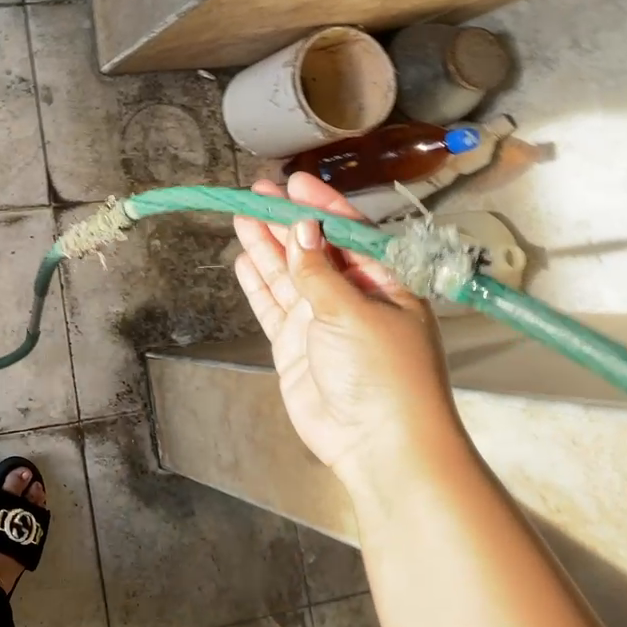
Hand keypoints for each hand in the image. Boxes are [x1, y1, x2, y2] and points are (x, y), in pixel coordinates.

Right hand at [231, 173, 463, 484]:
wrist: (377, 443)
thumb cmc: (384, 373)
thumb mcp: (354, 312)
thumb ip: (319, 272)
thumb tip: (302, 230)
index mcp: (384, 282)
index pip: (348, 233)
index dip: (320, 206)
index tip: (292, 183)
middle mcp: (352, 296)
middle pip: (312, 250)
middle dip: (284, 221)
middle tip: (254, 192)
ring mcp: (320, 321)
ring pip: (287, 274)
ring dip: (266, 245)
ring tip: (242, 215)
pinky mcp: (295, 345)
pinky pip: (272, 305)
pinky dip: (257, 283)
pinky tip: (244, 260)